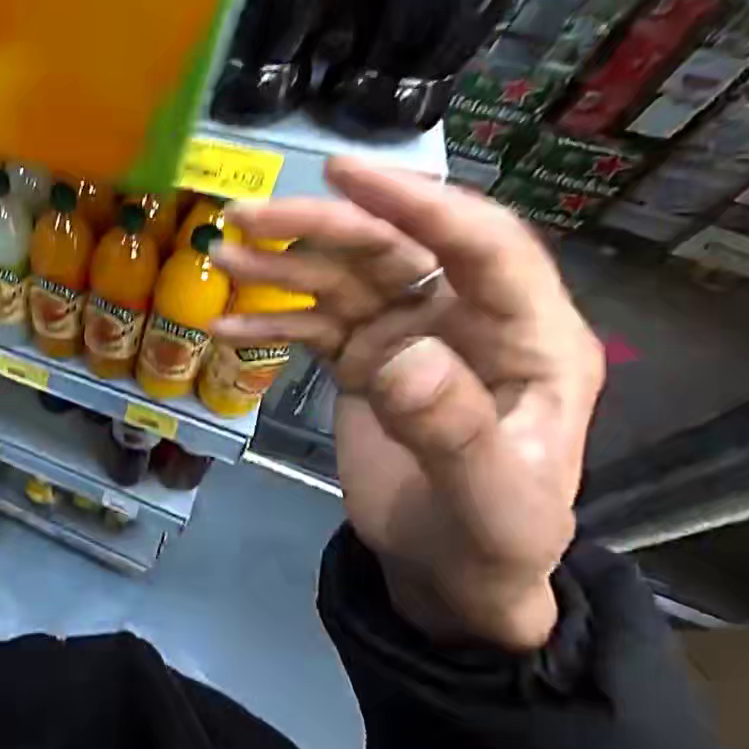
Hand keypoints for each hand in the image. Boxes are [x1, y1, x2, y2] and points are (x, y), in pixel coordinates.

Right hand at [214, 161, 603, 649]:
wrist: (450, 574)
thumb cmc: (490, 542)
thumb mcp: (491, 506)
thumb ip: (456, 433)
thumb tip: (401, 355)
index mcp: (527, 337)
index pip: (480, 245)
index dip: (416, 203)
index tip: (344, 175)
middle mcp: (465, 320)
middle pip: (392, 250)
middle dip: (320, 227)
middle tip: (245, 218)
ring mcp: (410, 336)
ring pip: (343, 280)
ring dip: (281, 267)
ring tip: (222, 258)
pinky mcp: (367, 360)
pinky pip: (314, 326)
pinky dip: (270, 323)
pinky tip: (223, 327)